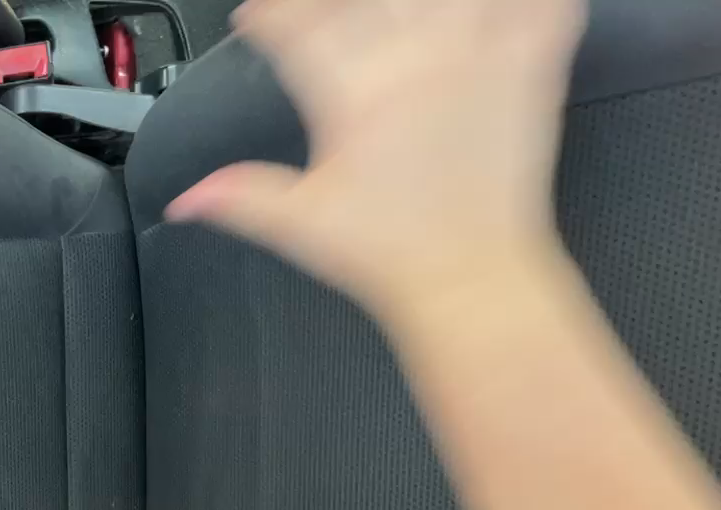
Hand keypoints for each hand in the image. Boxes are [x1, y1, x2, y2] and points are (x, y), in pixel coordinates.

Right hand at [167, 0, 587, 314]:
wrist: (468, 271)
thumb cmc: (384, 252)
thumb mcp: (295, 225)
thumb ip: (238, 198)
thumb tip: (185, 200)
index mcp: (355, 95)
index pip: (300, 28)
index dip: (270, 16)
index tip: (254, 16)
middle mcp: (420, 57)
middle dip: (324, 3)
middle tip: (311, 13)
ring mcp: (483, 47)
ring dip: (398, 2)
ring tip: (380, 13)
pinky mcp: (535, 54)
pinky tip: (474, 9)